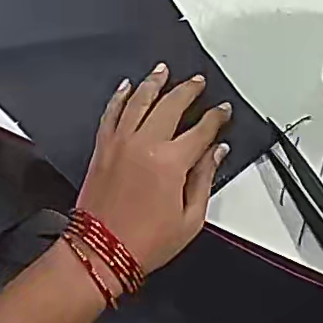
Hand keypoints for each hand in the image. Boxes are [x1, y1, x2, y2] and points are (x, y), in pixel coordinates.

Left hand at [78, 63, 232, 274]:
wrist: (100, 251)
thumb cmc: (143, 242)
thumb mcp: (190, 218)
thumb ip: (205, 179)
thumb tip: (216, 153)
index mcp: (170, 163)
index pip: (201, 130)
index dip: (215, 118)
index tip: (222, 111)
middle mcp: (144, 145)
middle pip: (170, 105)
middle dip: (188, 90)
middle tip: (197, 82)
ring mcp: (119, 143)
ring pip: (138, 100)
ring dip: (153, 83)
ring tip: (163, 70)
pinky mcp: (102, 148)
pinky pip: (111, 113)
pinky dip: (119, 97)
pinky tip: (125, 87)